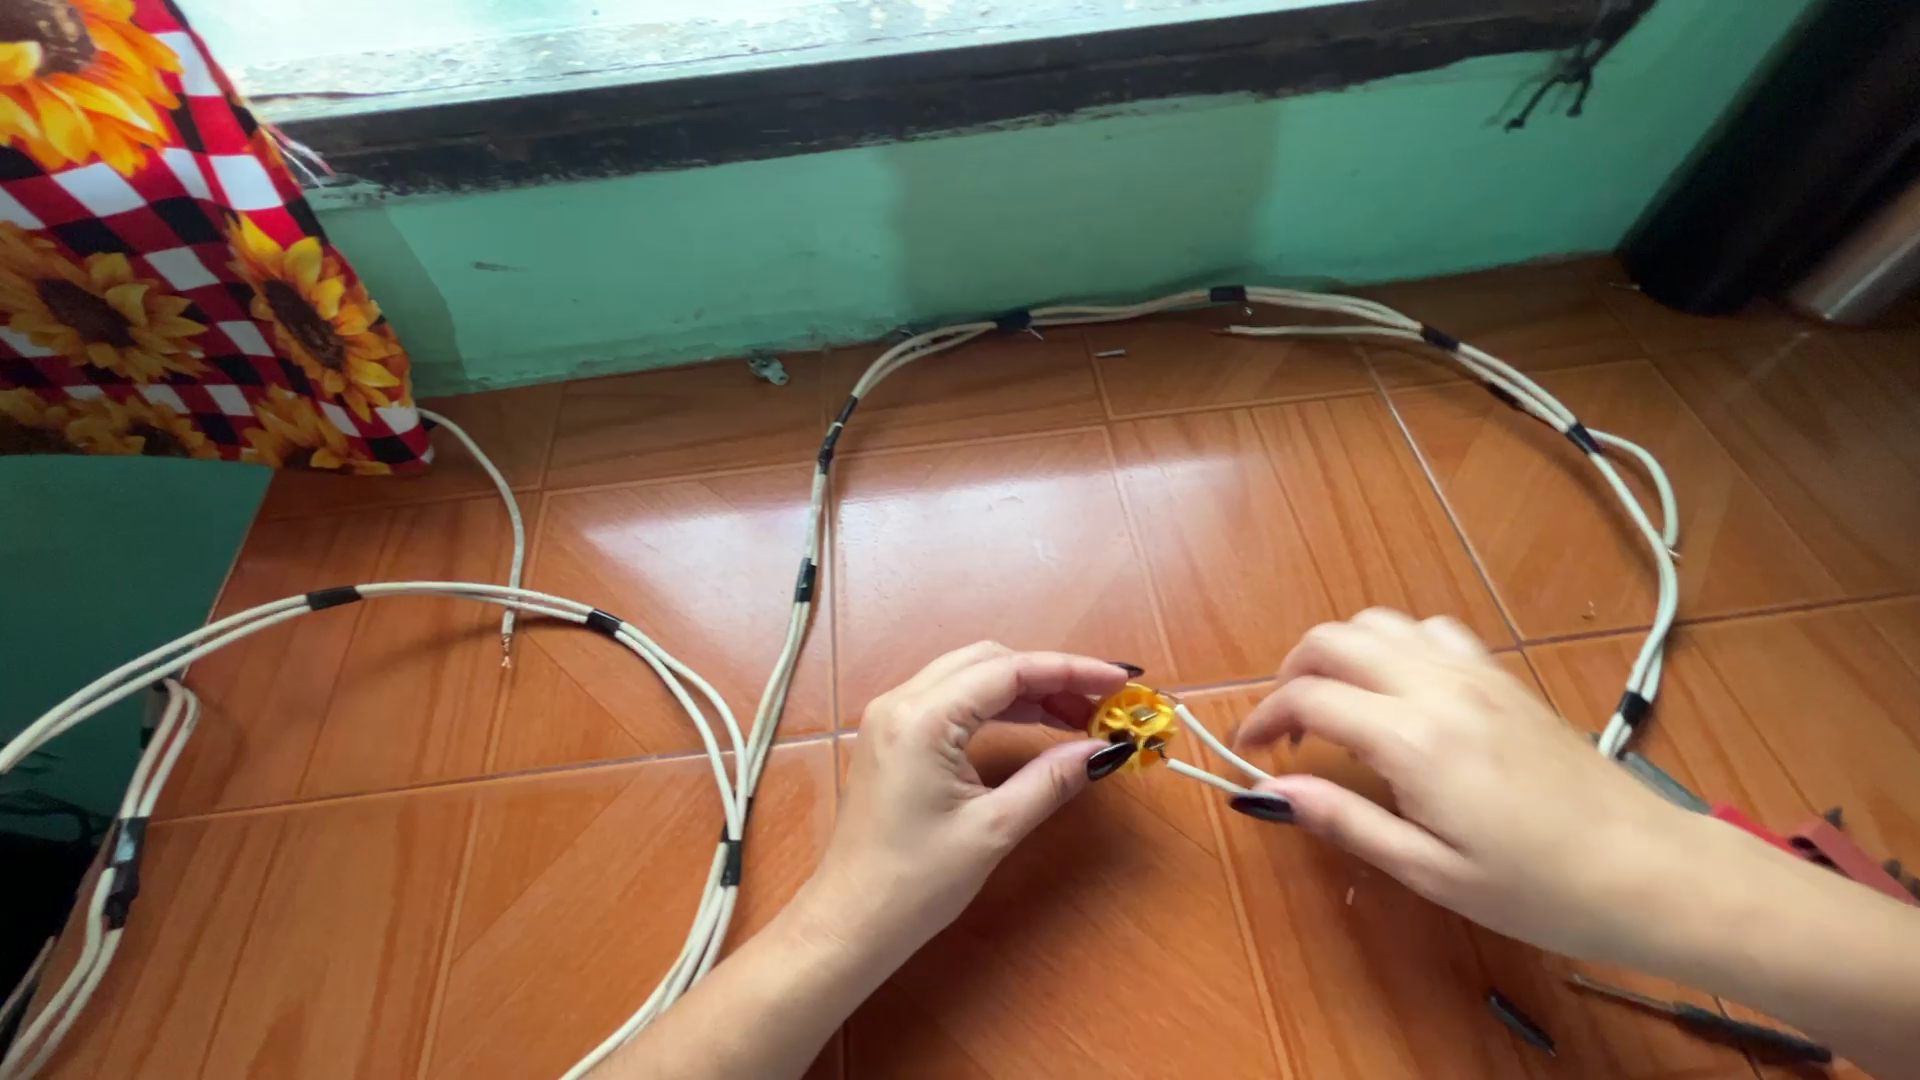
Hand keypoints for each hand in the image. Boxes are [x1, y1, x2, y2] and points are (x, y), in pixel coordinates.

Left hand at [798, 643, 1131, 955]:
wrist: (849, 922)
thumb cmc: (916, 883)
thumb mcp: (993, 829)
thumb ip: (1051, 779)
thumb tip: (1103, 749)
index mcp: (922, 718)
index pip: (1008, 670)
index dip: (1069, 669)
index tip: (1118, 679)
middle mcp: (901, 700)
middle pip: (988, 660)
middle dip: (1048, 675)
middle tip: (1097, 704)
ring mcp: (891, 713)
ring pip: (970, 673)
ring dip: (1023, 687)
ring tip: (1075, 714)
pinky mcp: (892, 731)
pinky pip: (952, 696)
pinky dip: (995, 703)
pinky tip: (1031, 722)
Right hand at [1235, 609, 1712, 963]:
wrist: (1659, 875)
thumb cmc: (1540, 888)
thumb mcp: (1429, 870)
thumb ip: (1342, 818)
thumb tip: (1266, 791)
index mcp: (1412, 738)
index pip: (1307, 698)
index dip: (1263, 718)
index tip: (1248, 749)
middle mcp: (1435, 687)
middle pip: (1330, 640)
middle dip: (1289, 674)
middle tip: (1286, 725)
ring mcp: (1471, 672)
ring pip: (1375, 622)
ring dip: (1337, 652)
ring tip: (1335, 700)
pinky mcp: (1498, 674)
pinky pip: (1427, 629)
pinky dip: (1391, 644)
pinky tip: (1398, 686)